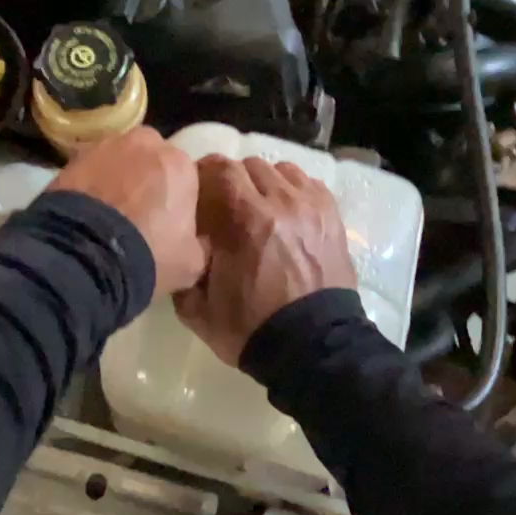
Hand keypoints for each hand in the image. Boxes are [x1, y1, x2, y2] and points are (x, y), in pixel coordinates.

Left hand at [48, 126, 207, 295]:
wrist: (84, 257)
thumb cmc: (149, 255)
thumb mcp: (191, 263)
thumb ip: (200, 244)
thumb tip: (198, 241)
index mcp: (180, 164)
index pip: (186, 177)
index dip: (178, 201)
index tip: (168, 224)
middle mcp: (144, 144)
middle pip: (151, 160)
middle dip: (147, 182)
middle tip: (137, 216)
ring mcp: (104, 147)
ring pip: (118, 162)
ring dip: (117, 181)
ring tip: (108, 216)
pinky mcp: (70, 160)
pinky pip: (90, 172)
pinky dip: (90, 187)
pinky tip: (85, 215)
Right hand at [176, 155, 356, 365]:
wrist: (310, 348)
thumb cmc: (250, 329)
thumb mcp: (197, 308)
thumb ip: (184, 269)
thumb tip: (182, 246)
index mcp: (244, 219)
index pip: (219, 168)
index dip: (203, 175)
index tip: (196, 193)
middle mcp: (280, 202)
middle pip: (250, 166)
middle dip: (233, 180)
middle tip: (225, 205)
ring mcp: (311, 207)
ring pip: (281, 171)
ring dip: (264, 184)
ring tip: (258, 208)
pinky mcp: (333, 217)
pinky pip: (308, 184)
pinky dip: (292, 191)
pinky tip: (285, 213)